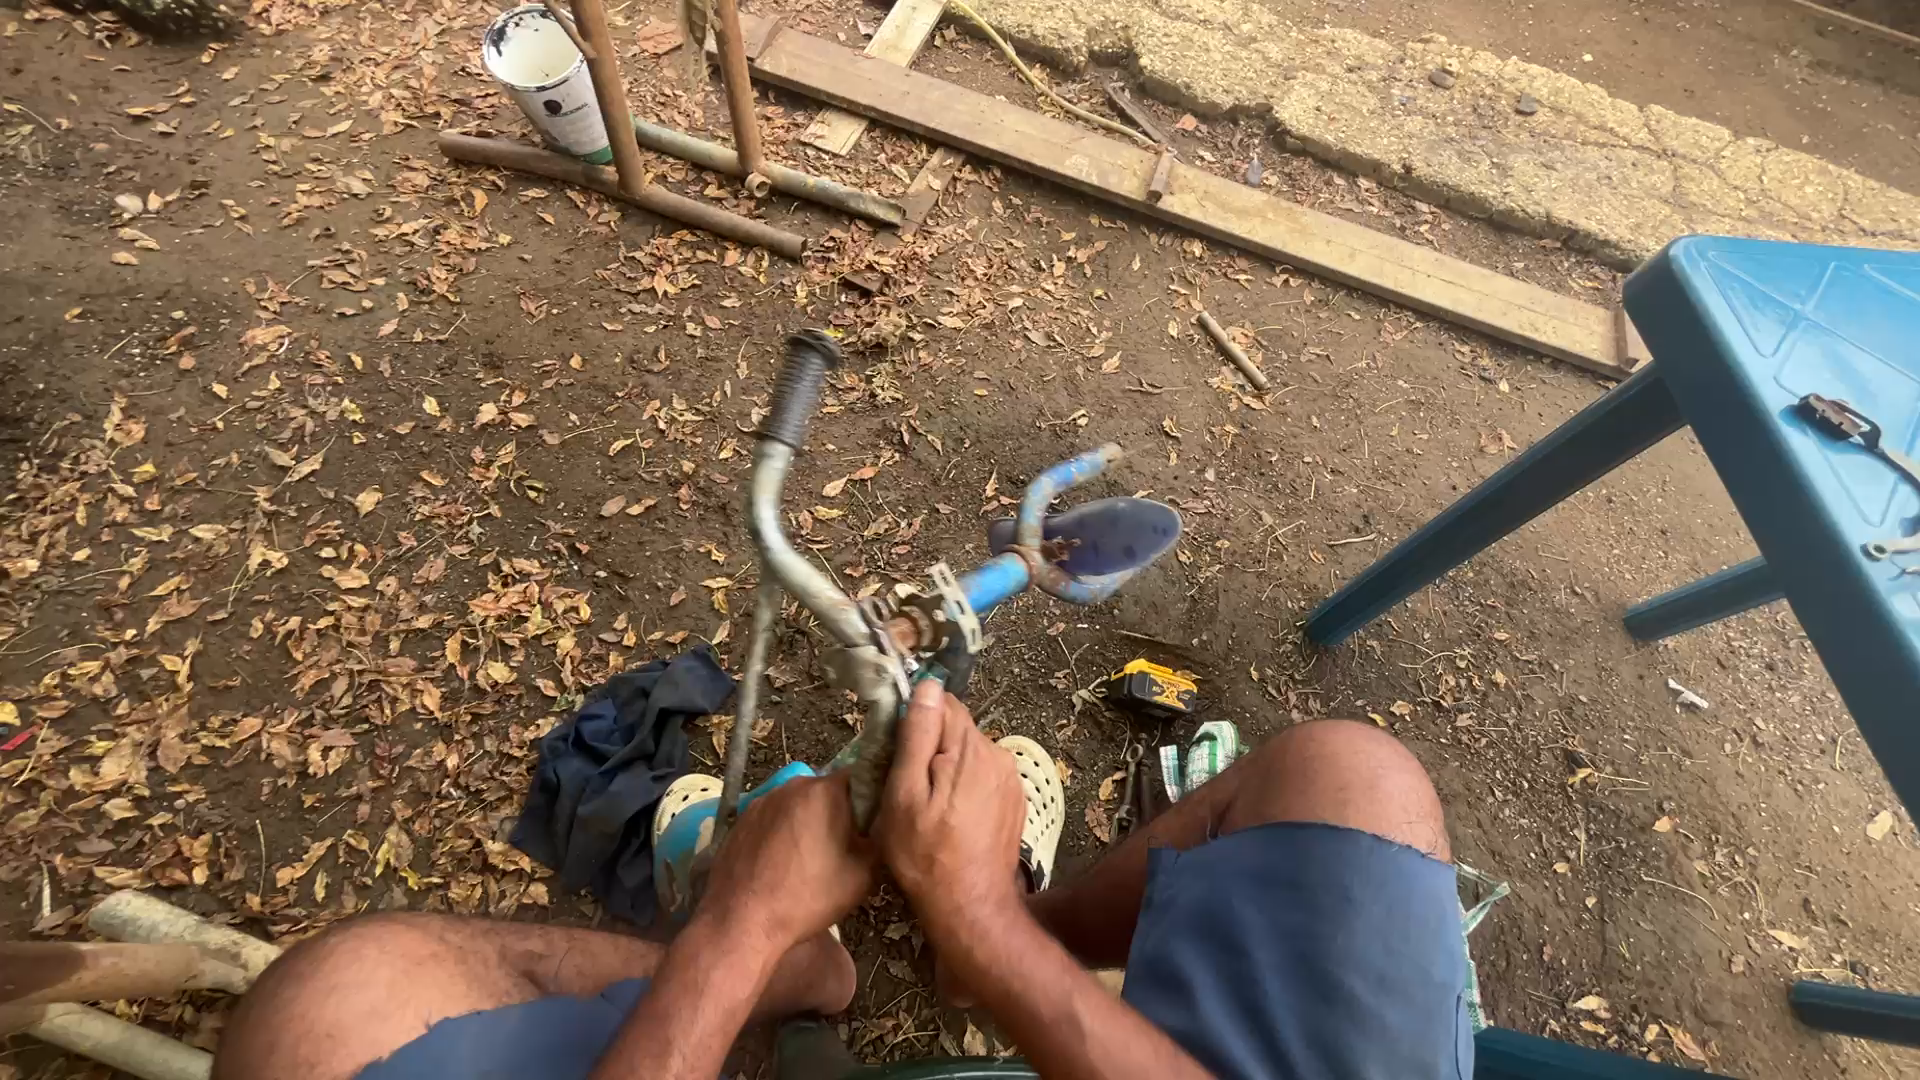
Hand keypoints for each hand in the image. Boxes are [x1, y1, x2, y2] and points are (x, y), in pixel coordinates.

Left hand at [701, 772, 876, 950]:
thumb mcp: (864, 874)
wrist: (740, 923)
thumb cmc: (808, 897)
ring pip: (798, 803)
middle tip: (842, 844)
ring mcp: (763, 799)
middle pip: (827, 789)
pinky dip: (781, 832)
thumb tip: (883, 822)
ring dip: (808, 820)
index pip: (860, 777)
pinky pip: (773, 816)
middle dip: (837, 811)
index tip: (871, 822)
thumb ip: (880, 838)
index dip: (870, 797)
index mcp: (826, 790)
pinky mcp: (742, 818)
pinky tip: (780, 861)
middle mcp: (794, 784)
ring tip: (808, 857)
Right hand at [874, 680, 1027, 940]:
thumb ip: (918, 735)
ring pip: (968, 753)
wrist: (970, 908)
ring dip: (948, 768)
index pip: (942, 704)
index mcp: (969, 747)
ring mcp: (1011, 778)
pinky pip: (983, 775)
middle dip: (931, 748)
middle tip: (910, 788)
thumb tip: (927, 686)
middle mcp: (997, 754)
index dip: (916, 722)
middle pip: (956, 729)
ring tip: (931, 808)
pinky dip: (965, 786)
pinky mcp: (1015, 799)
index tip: (899, 753)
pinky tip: (953, 818)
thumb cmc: (925, 854)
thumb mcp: (905, 793)